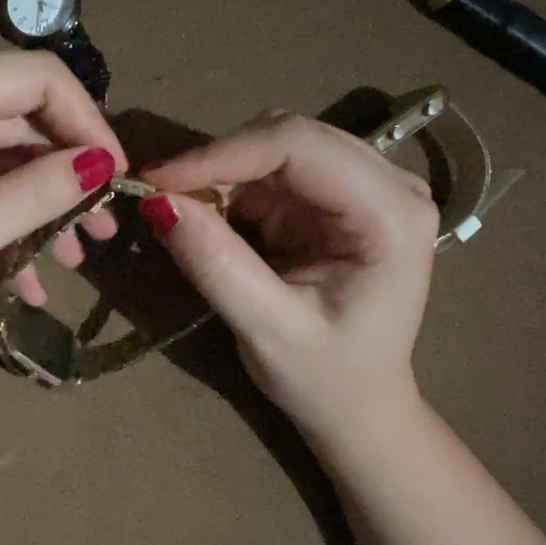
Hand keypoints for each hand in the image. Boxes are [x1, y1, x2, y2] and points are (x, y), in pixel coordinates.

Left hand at [0, 51, 124, 335]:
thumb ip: (33, 197)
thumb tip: (100, 168)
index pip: (38, 80)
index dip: (88, 125)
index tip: (114, 182)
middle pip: (20, 121)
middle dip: (67, 177)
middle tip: (104, 233)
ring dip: (37, 209)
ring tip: (75, 263)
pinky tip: (27, 280)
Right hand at [138, 112, 439, 443]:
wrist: (356, 407)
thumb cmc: (324, 378)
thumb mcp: (266, 329)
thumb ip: (216, 263)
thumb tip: (157, 204)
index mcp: (390, 214)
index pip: (301, 147)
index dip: (222, 154)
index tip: (156, 182)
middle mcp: (386, 184)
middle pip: (289, 137)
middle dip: (217, 161)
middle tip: (155, 196)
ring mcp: (360, 188)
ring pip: (275, 149)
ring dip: (218, 174)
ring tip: (173, 210)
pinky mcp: (330, 202)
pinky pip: (269, 174)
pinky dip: (227, 190)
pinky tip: (201, 216)